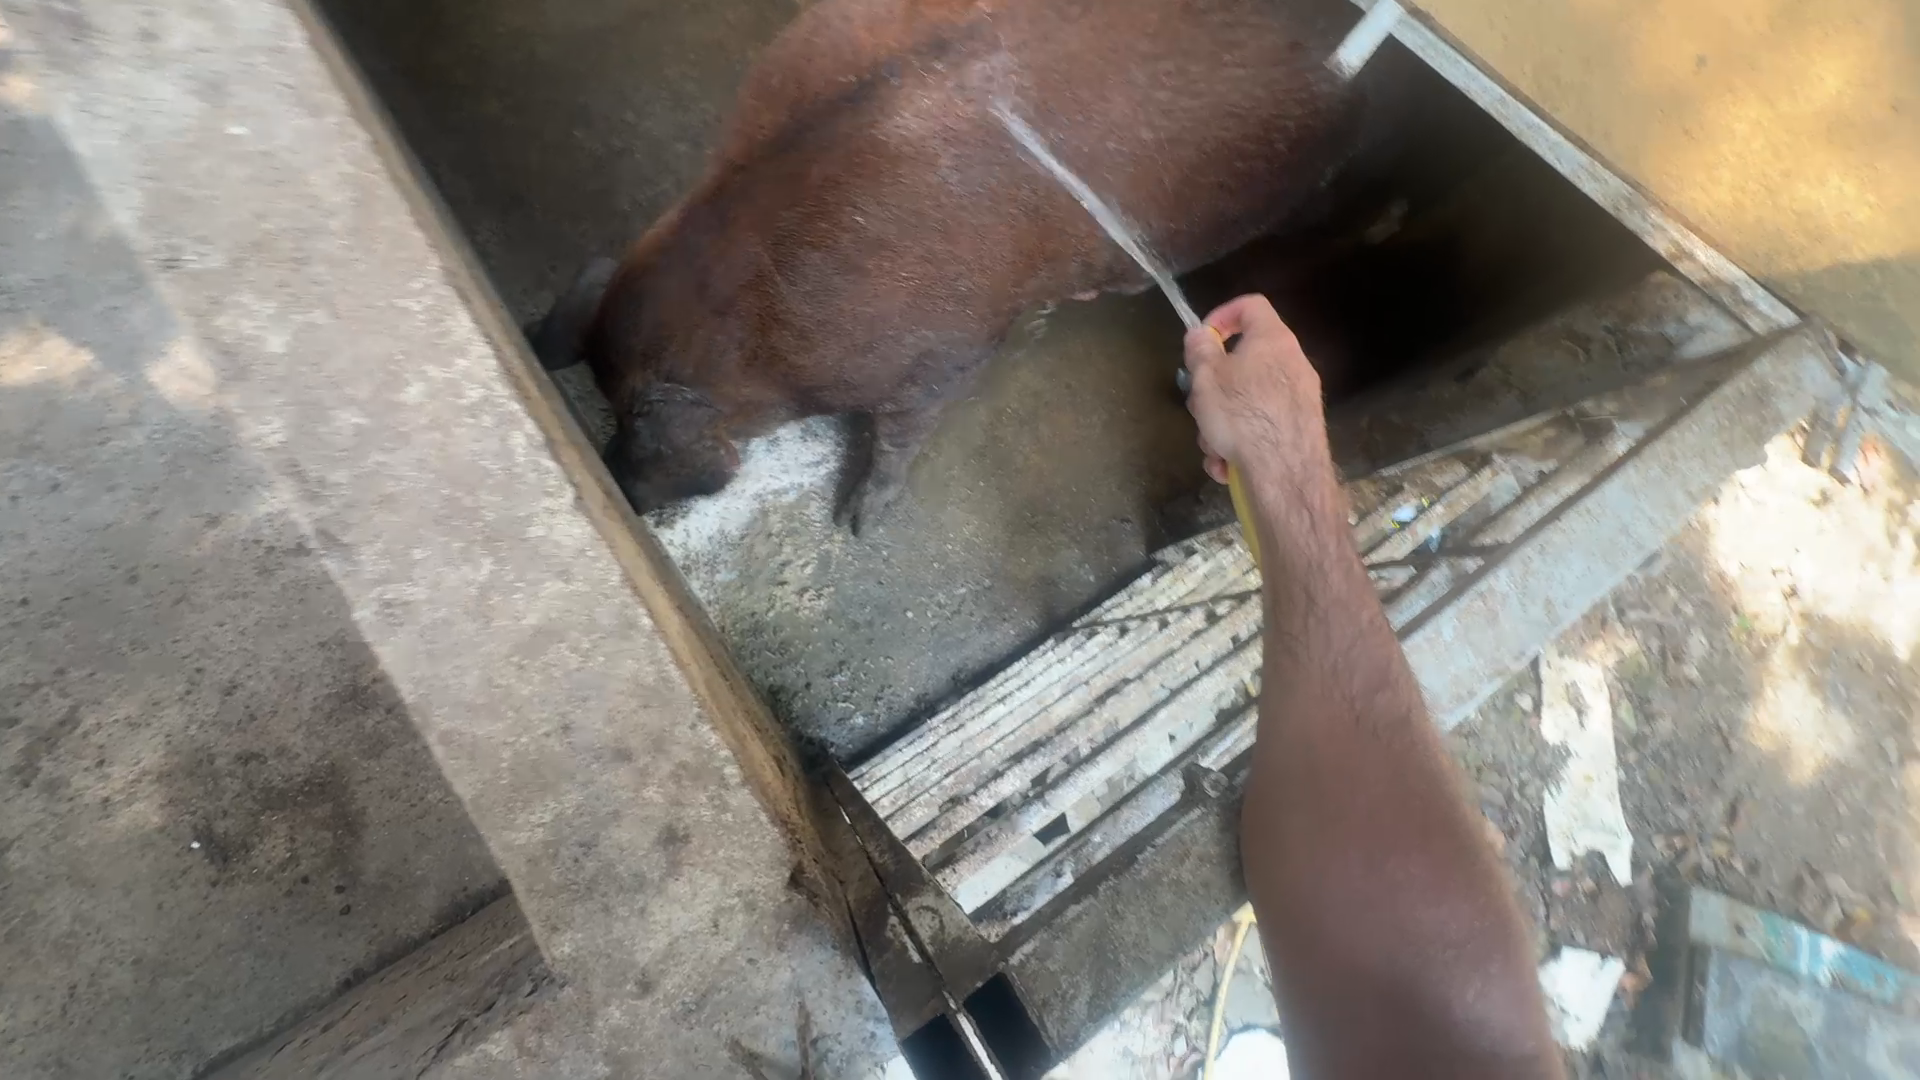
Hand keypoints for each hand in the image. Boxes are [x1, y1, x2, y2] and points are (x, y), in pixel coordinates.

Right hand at [1182, 294, 1330, 489]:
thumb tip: (1200, 334)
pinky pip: (1259, 426)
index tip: (1201, 342)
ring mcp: (1298, 398)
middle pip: (1243, 362)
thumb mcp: (1206, 378)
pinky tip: (1227, 464)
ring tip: (1213, 447)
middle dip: (1213, 388)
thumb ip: (1200, 350)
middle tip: (1199, 406)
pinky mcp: (1297, 429)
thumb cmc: (1241, 415)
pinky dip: (1239, 443)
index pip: (1250, 305)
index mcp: (1272, 340)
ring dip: (1221, 423)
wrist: (1284, 471)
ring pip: (1246, 401)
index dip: (1221, 315)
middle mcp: (1292, 363)